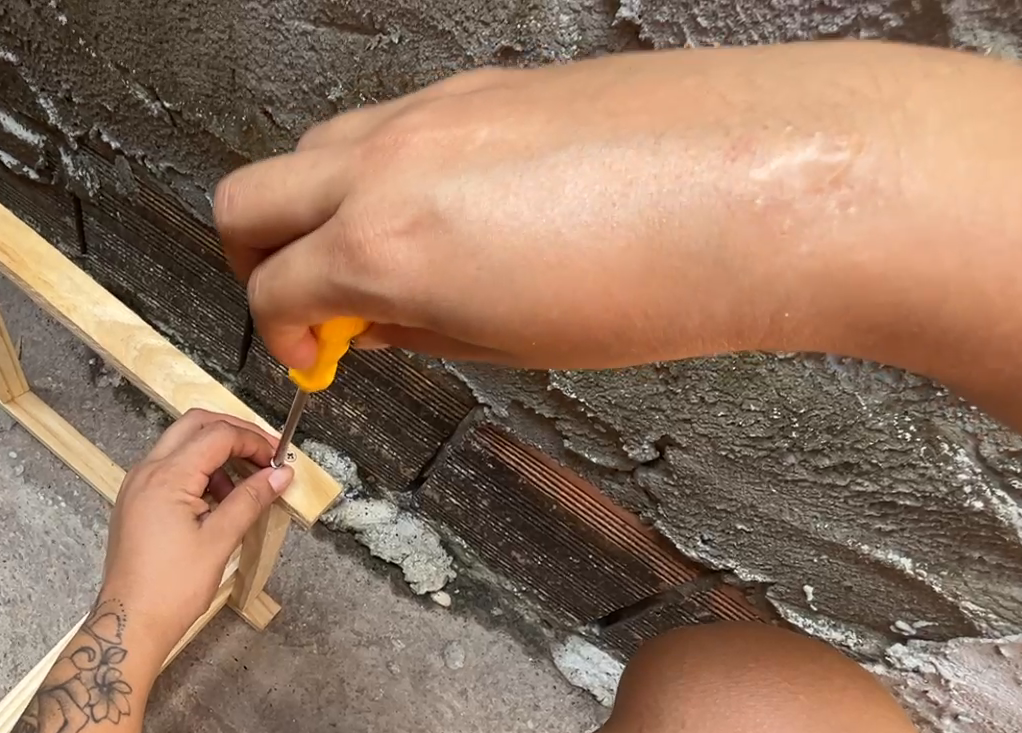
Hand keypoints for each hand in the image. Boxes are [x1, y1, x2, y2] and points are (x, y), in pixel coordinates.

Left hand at [97, 410, 291, 657]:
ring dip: (214, 455)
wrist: (130, 622)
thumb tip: (280, 475)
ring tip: (243, 490)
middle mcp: (146, 472)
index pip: (217, 435)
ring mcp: (136, 486)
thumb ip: (250, 500)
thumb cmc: (172, 589)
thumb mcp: (220, 541)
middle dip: (232, 434)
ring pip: (180, 447)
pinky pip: (168, 470)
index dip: (253, 441)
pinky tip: (217, 503)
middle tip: (263, 456)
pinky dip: (196, 474)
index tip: (278, 459)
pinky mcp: (135, 503)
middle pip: (194, 426)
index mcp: (166, 476)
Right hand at [212, 43, 983, 373]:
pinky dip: (373, 181)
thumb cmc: (649, 287)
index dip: (278, 338)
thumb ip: (404, 327)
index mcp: (379, 245)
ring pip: (308, 155)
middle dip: (254, 260)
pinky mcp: (476, 86)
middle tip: (305, 302)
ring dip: (312, 214)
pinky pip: (380, 131)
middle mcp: (382, 165)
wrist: (776, 184)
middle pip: (245, 200)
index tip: (311, 356)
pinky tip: (434, 220)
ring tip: (375, 264)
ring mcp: (428, 113)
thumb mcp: (499, 342)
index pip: (270, 291)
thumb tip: (360, 322)